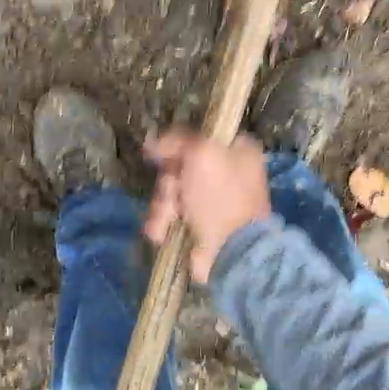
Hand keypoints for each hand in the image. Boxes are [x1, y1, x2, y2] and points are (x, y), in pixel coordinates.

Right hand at [143, 131, 271, 282]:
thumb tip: (153, 141)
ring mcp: (210, 202)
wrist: (231, 250)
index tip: (161, 157)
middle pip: (178, 168)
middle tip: (173, 195)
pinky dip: (162, 224)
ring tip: (166, 222)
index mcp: (235, 151)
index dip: (176, 148)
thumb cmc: (221, 198)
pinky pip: (169, 216)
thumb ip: (178, 140)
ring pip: (170, 194)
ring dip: (162, 207)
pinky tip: (162, 232)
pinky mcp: (197, 226)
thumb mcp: (202, 155)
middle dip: (168, 185)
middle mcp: (224, 173)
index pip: (196, 138)